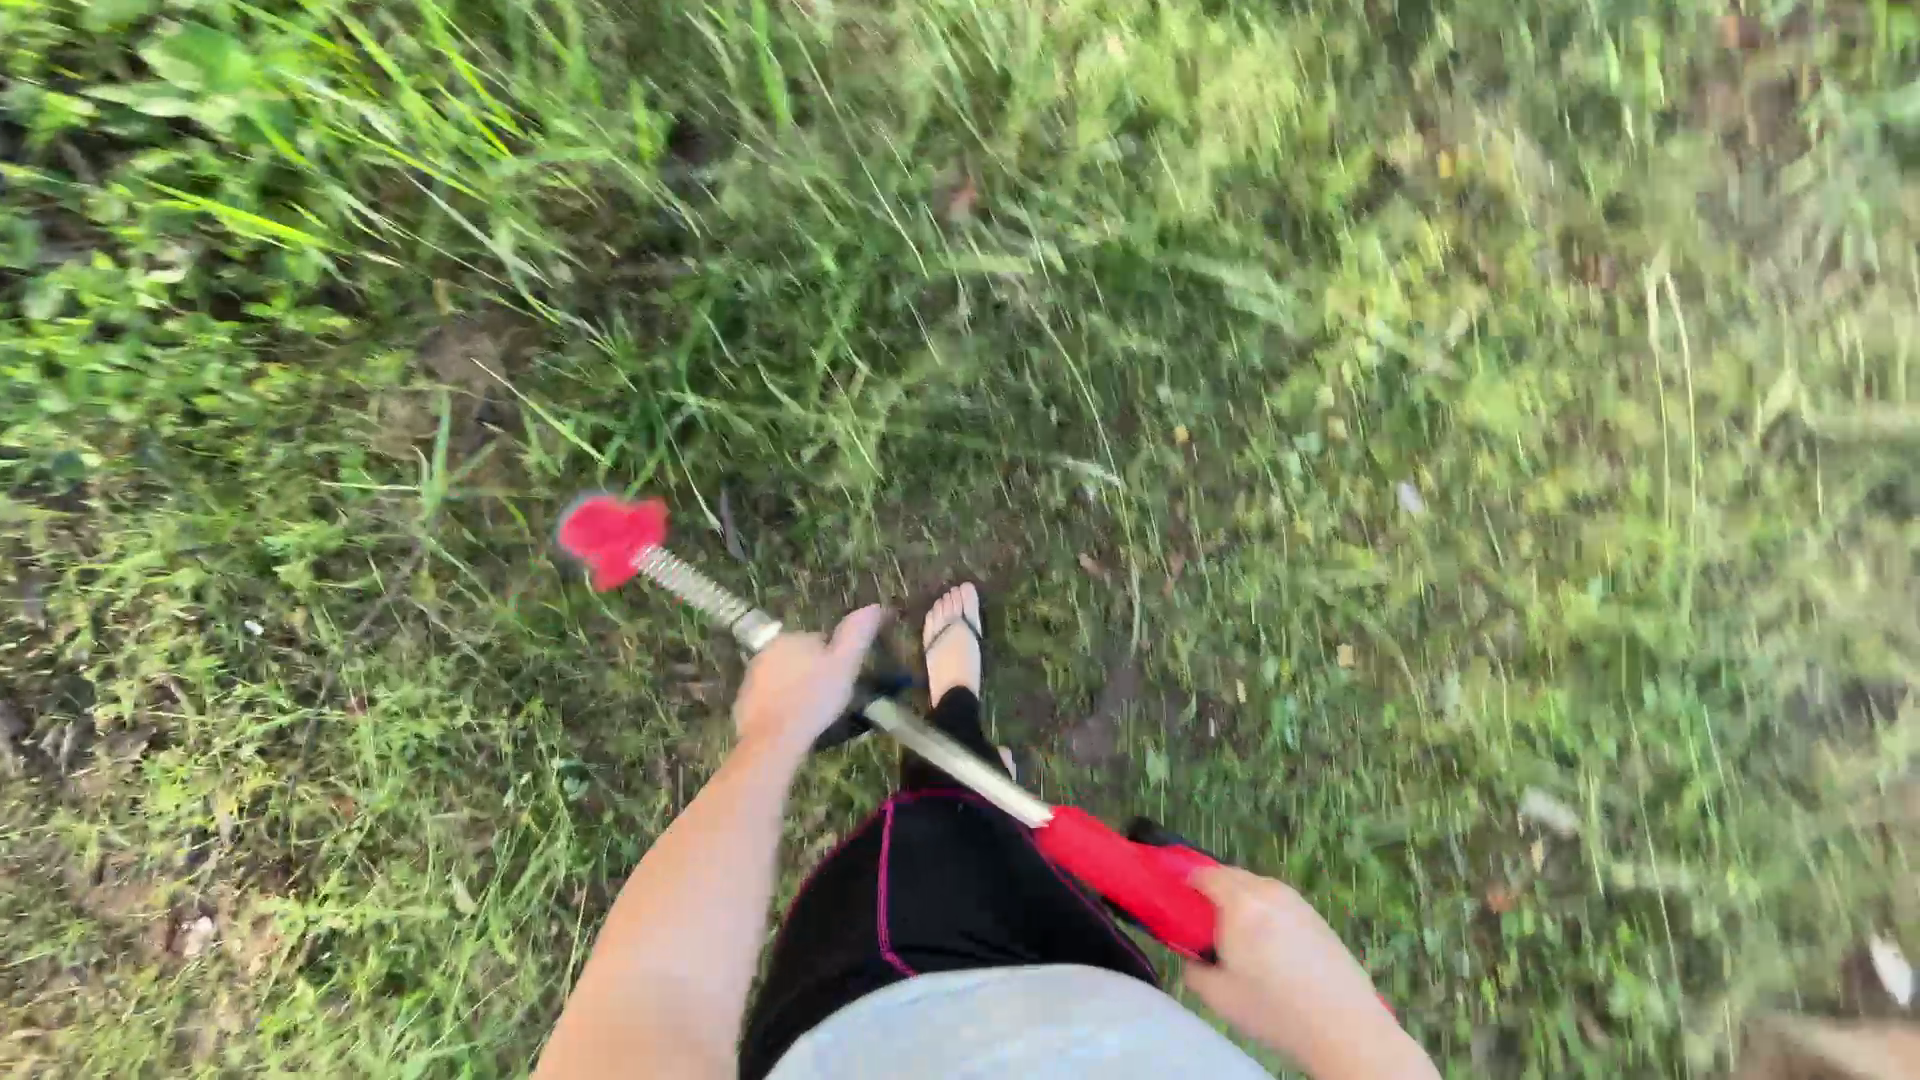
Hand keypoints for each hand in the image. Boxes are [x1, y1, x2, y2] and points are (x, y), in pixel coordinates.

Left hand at [732, 605, 885, 760]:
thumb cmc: (814, 699)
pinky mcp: (744, 699)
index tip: (842, 681)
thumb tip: (876, 606)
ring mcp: (753, 675)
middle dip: (814, 673)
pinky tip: (792, 721)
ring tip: (812, 713)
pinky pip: (770, 697)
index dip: (836, 661)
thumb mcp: (846, 665)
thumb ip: (859, 633)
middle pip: (801, 657)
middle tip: (828, 698)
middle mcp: (768, 649)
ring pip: (785, 676)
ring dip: (797, 688)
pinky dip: (781, 705)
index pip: (821, 641)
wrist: (773, 739)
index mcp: (793, 637)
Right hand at [1184, 867, 1436, 1078]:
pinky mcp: (1315, 914)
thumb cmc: (1275, 1010)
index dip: (1186, 884)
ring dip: (1239, 898)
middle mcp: (1267, 891)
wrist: (1346, 1028)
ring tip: (1238, 935)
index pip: (1203, 875)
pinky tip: (1270, 944)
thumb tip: (1188, 954)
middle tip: (1204, 921)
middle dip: (1212, 890)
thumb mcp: (1218, 996)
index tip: (1178, 904)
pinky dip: (1264, 910)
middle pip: (1229, 874)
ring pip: (1255, 886)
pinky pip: (1277, 900)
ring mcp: (1295, 900)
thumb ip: (1192, 968)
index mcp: (1239, 903)